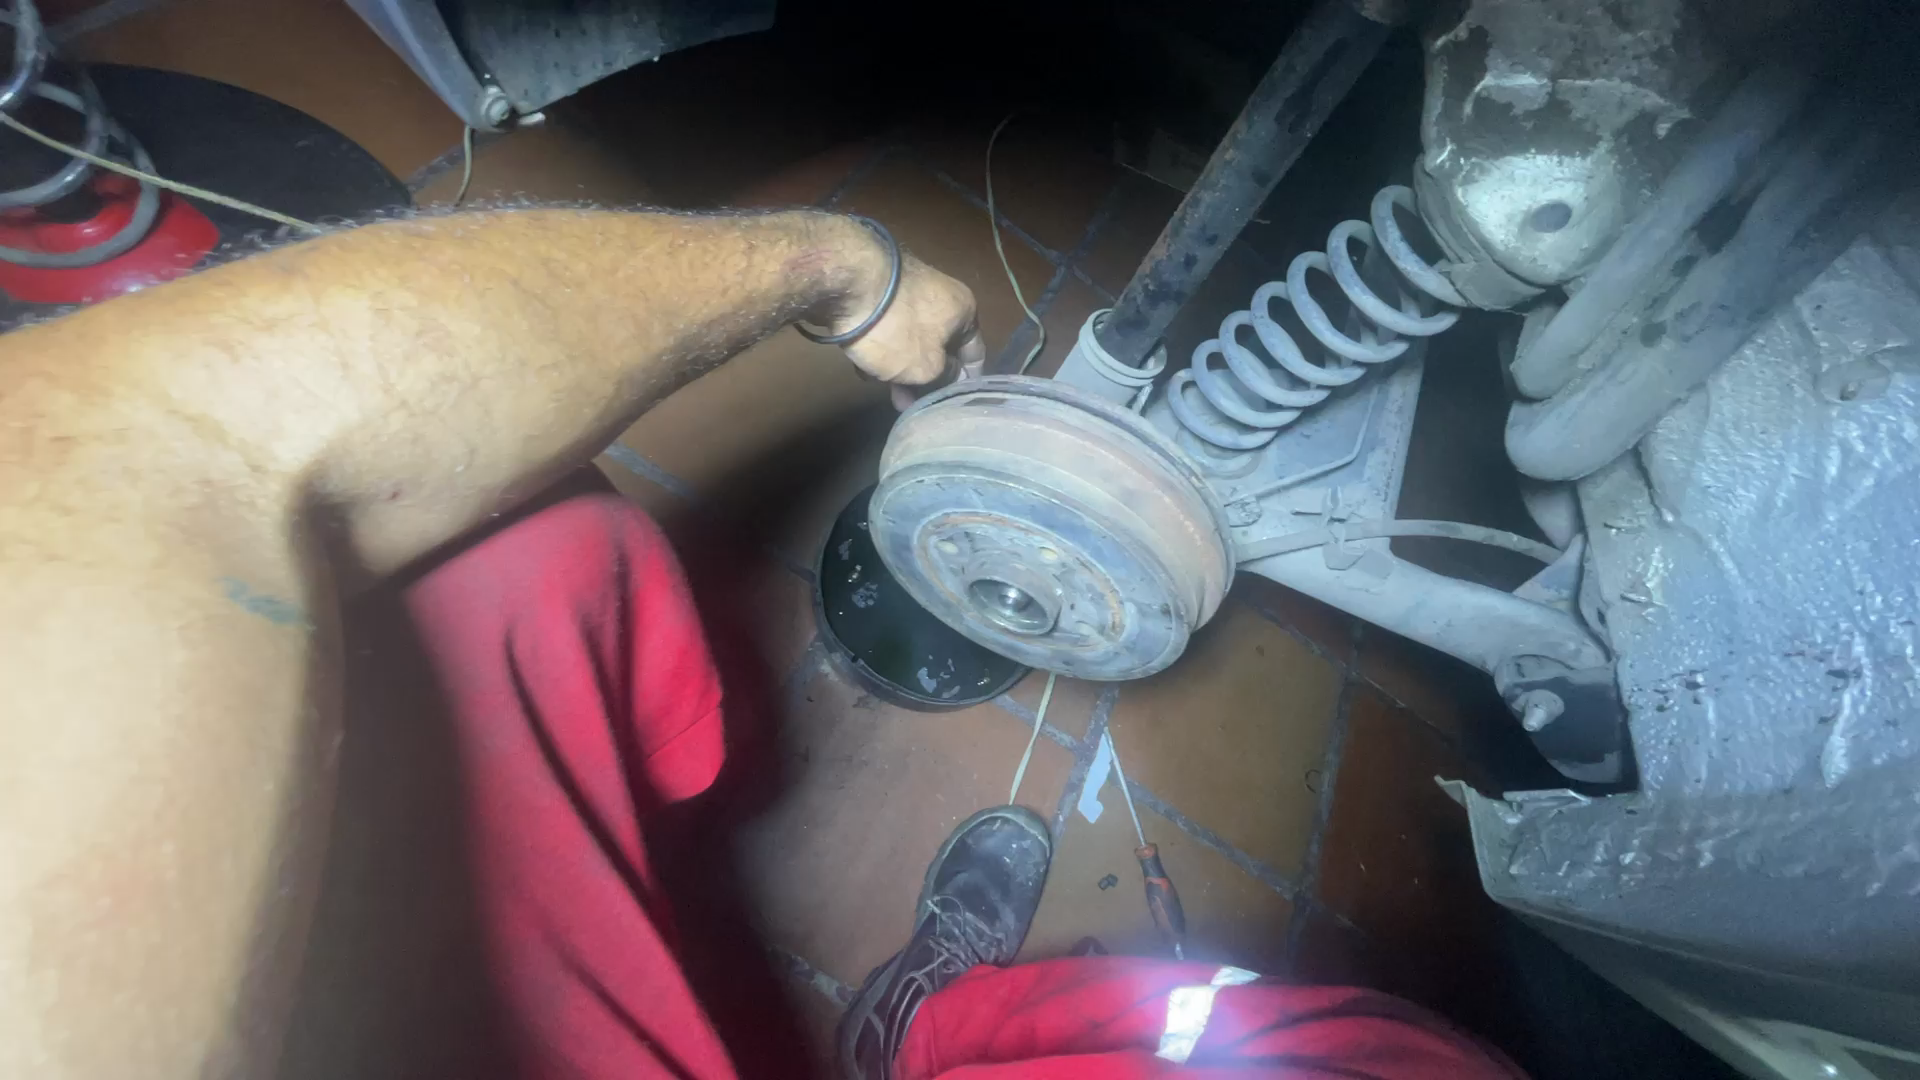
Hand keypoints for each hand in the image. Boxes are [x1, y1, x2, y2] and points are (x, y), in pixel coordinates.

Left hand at [821, 220, 985, 409]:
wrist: (844, 282)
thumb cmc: (897, 329)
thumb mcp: (928, 367)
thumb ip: (945, 378)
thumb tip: (950, 376)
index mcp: (964, 310)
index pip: (976, 354)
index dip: (966, 383)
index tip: (953, 405)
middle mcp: (941, 297)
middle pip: (939, 349)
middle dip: (924, 381)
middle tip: (909, 405)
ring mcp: (907, 293)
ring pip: (911, 342)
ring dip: (899, 369)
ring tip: (883, 391)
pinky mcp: (878, 295)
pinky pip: (887, 331)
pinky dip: (880, 350)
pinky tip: (864, 368)